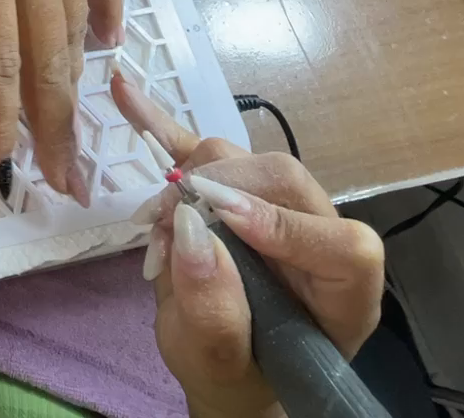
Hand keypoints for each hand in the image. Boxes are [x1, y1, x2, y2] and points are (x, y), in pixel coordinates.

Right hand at [115, 73, 384, 417]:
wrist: (223, 361)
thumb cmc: (231, 373)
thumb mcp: (218, 362)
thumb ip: (213, 310)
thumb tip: (191, 231)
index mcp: (340, 292)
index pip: (341, 243)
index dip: (283, 224)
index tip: (220, 218)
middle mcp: (315, 236)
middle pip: (284, 180)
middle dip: (219, 187)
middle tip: (169, 218)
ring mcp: (268, 202)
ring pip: (238, 155)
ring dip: (185, 175)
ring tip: (153, 222)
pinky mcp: (223, 185)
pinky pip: (192, 144)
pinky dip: (157, 121)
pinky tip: (122, 90)